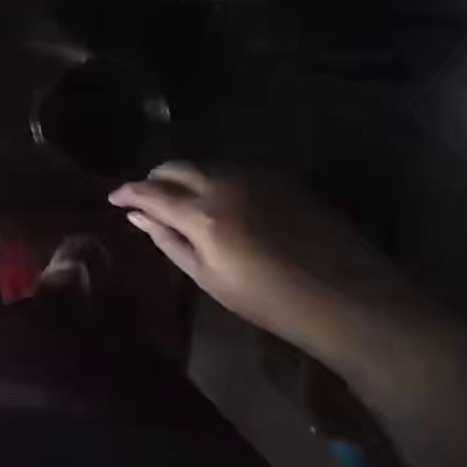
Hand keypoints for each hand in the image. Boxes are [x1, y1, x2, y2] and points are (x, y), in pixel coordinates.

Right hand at [109, 164, 432, 358]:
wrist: (353, 302)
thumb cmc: (272, 303)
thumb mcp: (209, 279)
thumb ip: (168, 242)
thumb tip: (136, 217)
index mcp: (202, 214)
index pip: (150, 191)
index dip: (126, 192)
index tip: (113, 198)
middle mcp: (224, 184)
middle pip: (174, 167)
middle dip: (153, 179)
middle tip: (146, 199)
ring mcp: (256, 177)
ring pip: (203, 164)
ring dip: (184, 177)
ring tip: (182, 200)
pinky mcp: (281, 179)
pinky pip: (233, 168)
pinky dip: (214, 178)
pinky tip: (221, 201)